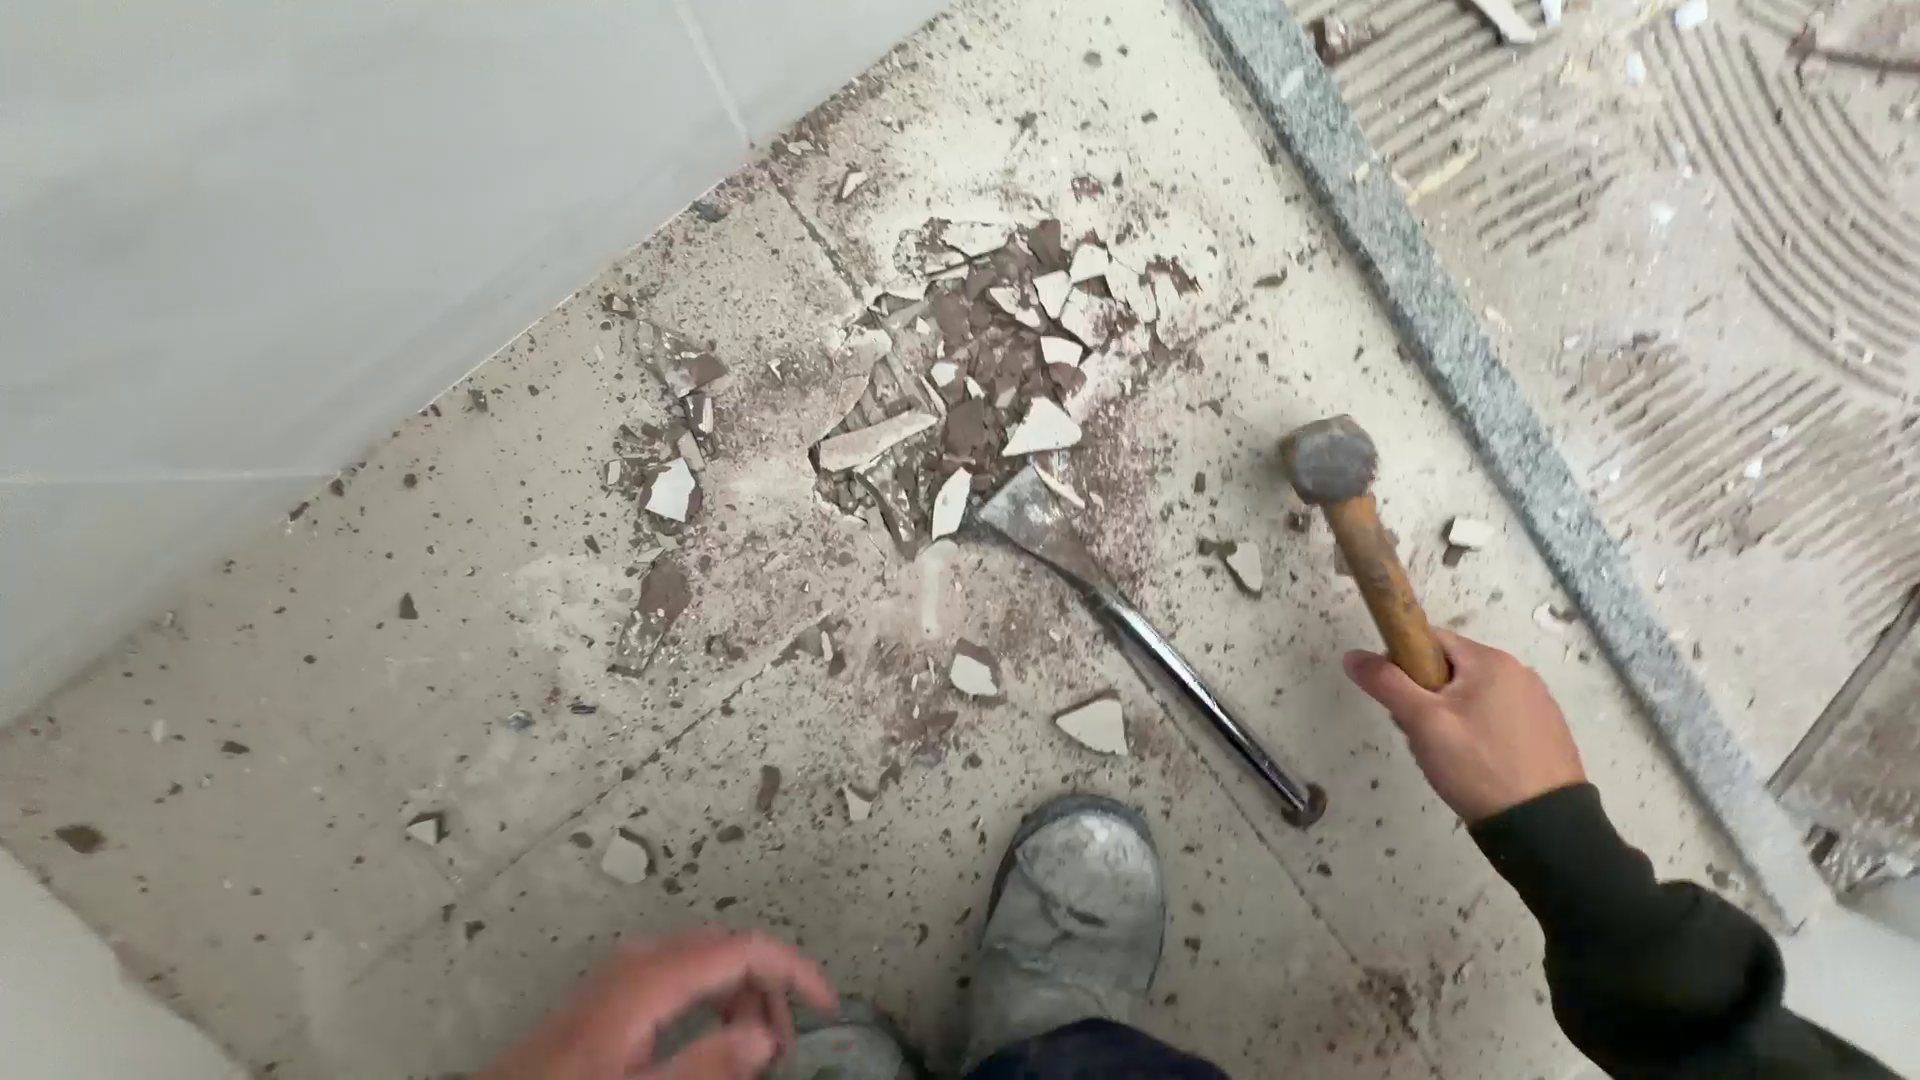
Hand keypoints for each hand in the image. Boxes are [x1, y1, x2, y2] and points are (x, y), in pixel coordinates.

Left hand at [476, 928, 837, 1079]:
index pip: (743, 948)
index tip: (826, 1006)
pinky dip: (709, 996)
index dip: (792, 970)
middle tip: (784, 1045)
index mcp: (651, 978)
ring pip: (703, 959)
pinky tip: (709, 1035)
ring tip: (752, 1046)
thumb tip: (765, 1035)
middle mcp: (639, 960)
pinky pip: (678, 974)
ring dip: (738, 993)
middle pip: (726, 948)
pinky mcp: (608, 992)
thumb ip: (705, 1066)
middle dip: (767, 986)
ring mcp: (620, 972)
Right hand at [1343, 630, 1585, 823]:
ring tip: (1444, 752)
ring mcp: (1536, 701)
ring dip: (1446, 714)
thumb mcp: (1422, 722)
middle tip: (1418, 732)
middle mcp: (1519, 672)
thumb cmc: (1477, 764)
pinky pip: (1493, 715)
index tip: (1396, 697)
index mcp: (1491, 661)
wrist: (1544, 827)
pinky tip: (1471, 760)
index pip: (1429, 639)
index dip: (1401, 662)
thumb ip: (1385, 683)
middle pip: (1448, 667)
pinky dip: (1474, 730)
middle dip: (1423, 694)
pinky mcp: (1545, 729)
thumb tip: (1352, 655)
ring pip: (1468, 694)